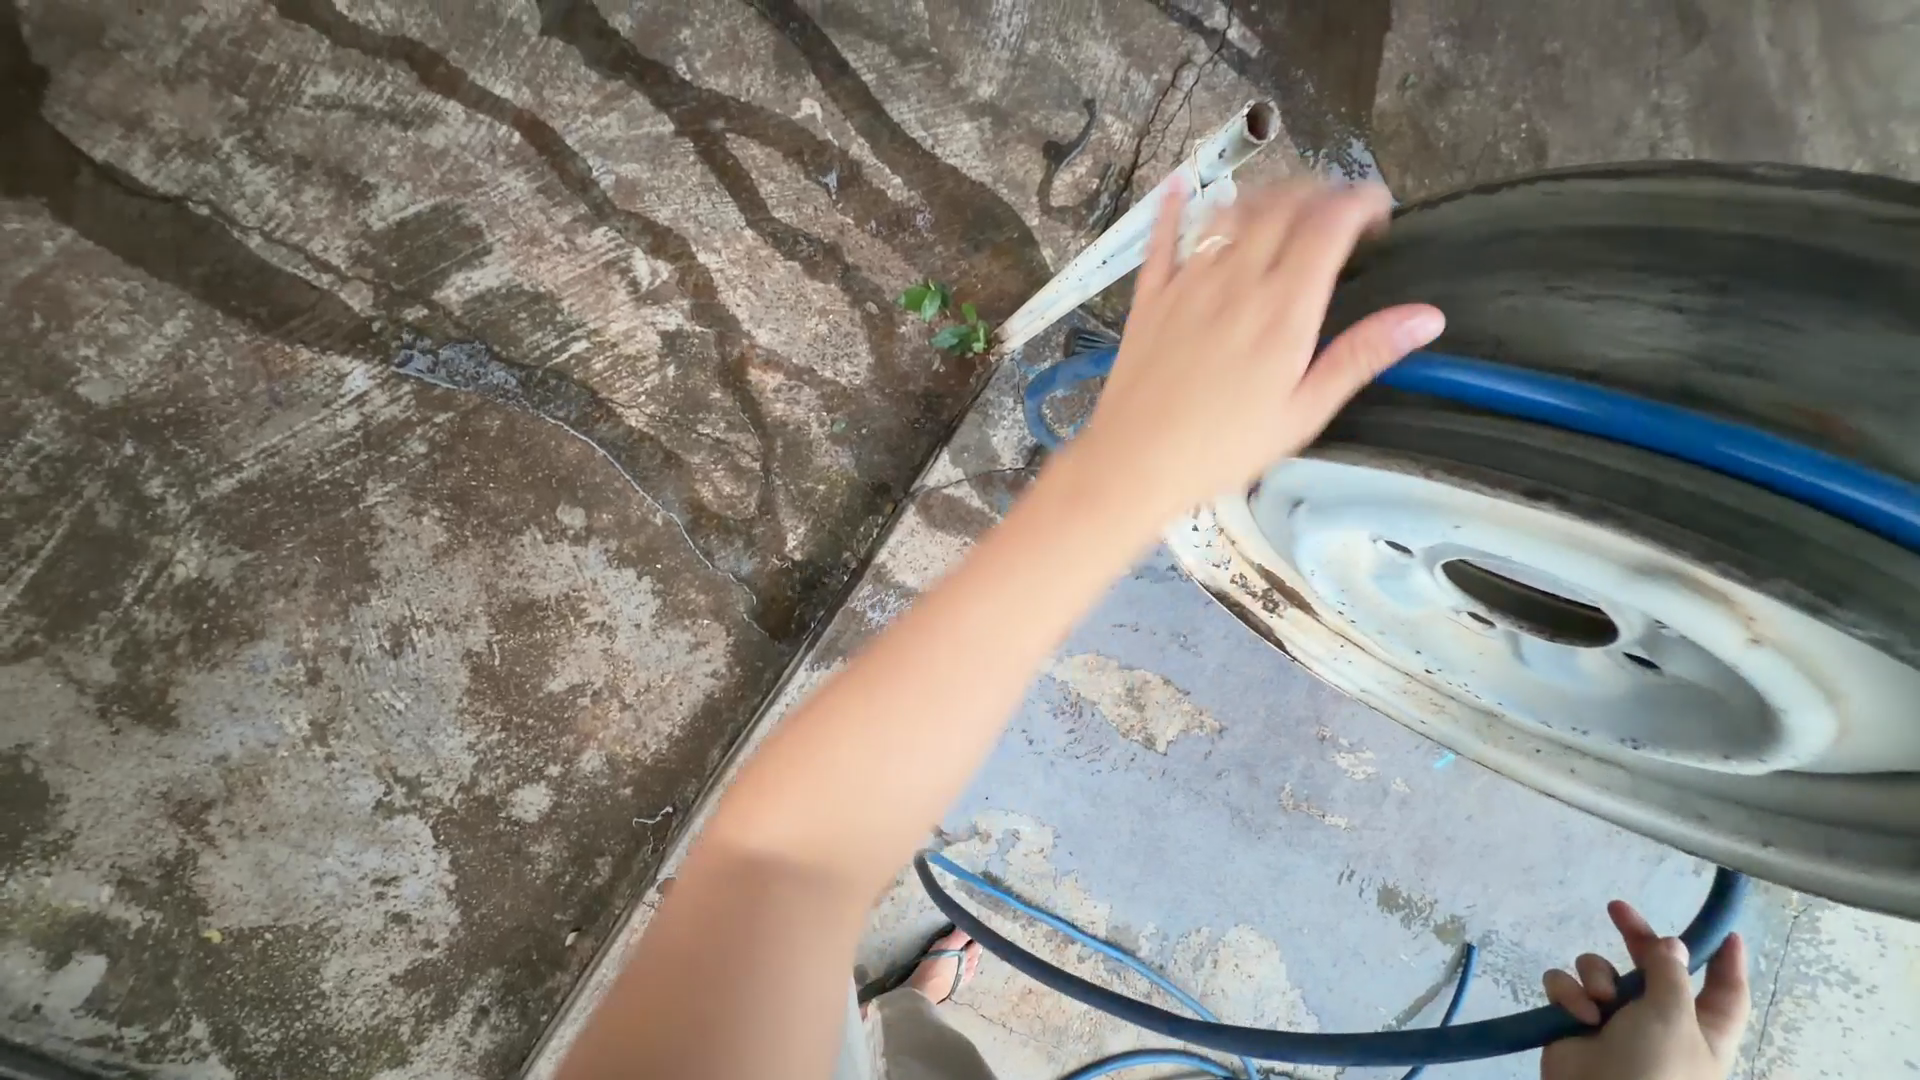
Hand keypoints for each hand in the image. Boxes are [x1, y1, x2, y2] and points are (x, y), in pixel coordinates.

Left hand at [1070, 179, 1444, 524]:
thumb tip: (1427, 317)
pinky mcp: (1149, 298)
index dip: (1361, 201)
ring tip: (1280, 202)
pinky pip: (1160, 240)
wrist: (1135, 461)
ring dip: (1260, 194)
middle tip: (1334, 206)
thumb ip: (1360, 357)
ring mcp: (1187, 285)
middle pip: (1282, 206)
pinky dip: (1173, 208)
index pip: (1331, 224)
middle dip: (1317, 191)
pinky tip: (1178, 185)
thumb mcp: (1302, 412)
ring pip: (1228, 213)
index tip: (1378, 210)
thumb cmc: (1223, 448)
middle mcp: (1237, 281)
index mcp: (1284, 308)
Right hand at [1540, 902, 1750, 1079]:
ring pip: (1600, 972)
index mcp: (1702, 1029)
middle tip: (1617, 908)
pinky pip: (1566, 986)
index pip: (1725, 992)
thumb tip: (1674, 943)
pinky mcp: (1574, 1019)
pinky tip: (1575, 1014)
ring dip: (1596, 977)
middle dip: (1636, 938)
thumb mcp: (1672, 1018)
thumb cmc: (1654, 1067)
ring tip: (1596, 1002)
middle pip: (1653, 968)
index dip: (1727, 963)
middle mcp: (1660, 1020)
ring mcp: (1615, 1020)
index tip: (1725, 932)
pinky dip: (1568, 994)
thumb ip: (1670, 976)